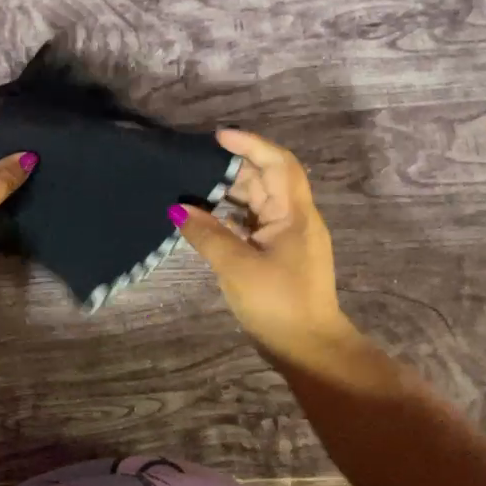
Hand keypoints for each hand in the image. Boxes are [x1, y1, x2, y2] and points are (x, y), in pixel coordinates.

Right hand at [173, 129, 362, 367]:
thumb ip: (206, 233)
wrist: (308, 348)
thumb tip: (177, 208)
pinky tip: (204, 219)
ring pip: (257, 201)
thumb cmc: (277, 302)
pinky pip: (252, 222)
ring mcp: (288, 237)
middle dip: (233, 169)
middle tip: (194, 165)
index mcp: (294, 214)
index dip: (250, 144)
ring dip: (228, 193)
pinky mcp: (278, 254)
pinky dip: (229, 216)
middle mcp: (294, 219)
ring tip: (192, 188)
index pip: (278, 163)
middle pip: (266, 179)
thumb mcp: (236, 266)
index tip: (218, 137)